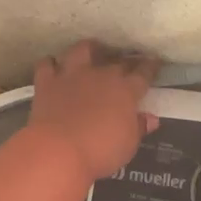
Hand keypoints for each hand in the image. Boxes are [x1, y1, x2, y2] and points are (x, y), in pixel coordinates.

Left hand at [28, 40, 158, 179]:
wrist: (58, 151)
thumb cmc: (101, 151)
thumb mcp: (128, 145)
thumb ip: (139, 127)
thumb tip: (150, 118)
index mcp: (125, 91)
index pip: (143, 74)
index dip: (150, 67)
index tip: (154, 62)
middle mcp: (100, 75)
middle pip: (116, 61)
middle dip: (124, 60)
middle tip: (127, 64)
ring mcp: (71, 76)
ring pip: (82, 50)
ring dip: (88, 49)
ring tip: (92, 52)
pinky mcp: (46, 83)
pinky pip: (47, 65)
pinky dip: (51, 64)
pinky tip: (54, 68)